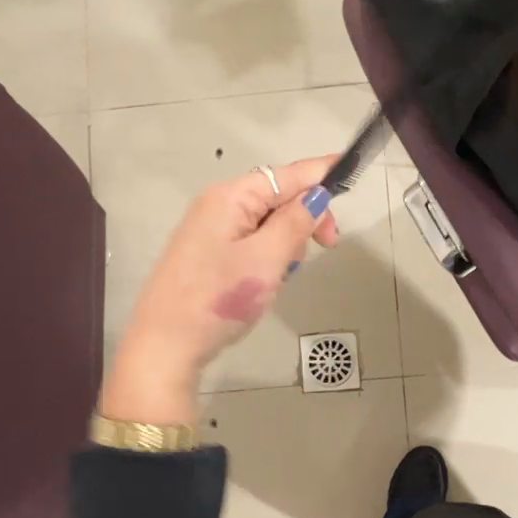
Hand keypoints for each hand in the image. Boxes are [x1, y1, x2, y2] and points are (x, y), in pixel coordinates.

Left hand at [101, 158, 339, 424]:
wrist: (166, 345)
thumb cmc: (218, 300)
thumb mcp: (266, 260)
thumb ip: (295, 223)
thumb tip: (318, 194)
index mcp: (231, 197)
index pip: (286, 175)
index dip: (320, 173)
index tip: (350, 172)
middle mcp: (218, 205)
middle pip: (277, 196)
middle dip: (305, 217)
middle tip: (327, 246)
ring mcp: (210, 230)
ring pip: (266, 222)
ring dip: (286, 242)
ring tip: (283, 274)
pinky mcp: (208, 254)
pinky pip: (251, 241)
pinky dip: (269, 255)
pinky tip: (267, 280)